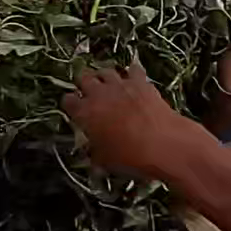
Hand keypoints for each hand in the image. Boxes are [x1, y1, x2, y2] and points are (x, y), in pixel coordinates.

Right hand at [62, 59, 220, 181]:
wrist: (162, 144)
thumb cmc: (129, 157)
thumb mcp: (104, 161)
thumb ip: (94, 150)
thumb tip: (92, 149)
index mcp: (84, 113)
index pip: (68, 100)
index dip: (70, 103)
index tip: (73, 108)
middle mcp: (98, 93)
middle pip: (83, 77)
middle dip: (83, 83)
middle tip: (88, 91)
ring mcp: (120, 84)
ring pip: (105, 70)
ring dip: (104, 76)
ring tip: (107, 84)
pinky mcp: (140, 81)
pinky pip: (132, 69)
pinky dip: (131, 73)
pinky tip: (133, 78)